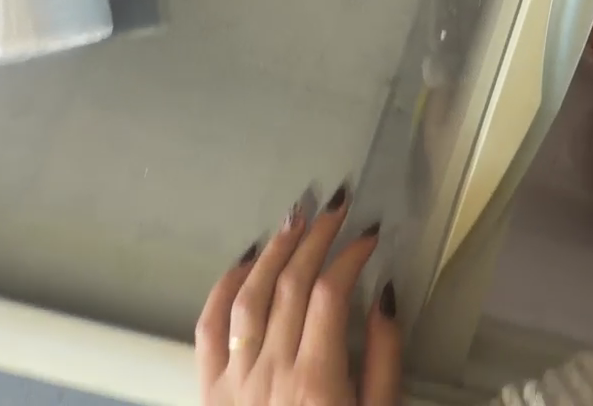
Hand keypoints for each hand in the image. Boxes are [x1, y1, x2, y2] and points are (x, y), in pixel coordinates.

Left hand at [195, 187, 401, 405]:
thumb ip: (384, 357)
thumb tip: (384, 294)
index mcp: (316, 381)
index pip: (329, 293)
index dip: (351, 254)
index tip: (370, 234)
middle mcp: (270, 373)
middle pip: (289, 283)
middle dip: (316, 236)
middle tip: (337, 205)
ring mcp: (233, 382)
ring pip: (250, 296)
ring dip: (274, 250)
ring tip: (297, 218)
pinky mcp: (208, 392)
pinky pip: (209, 329)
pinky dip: (224, 288)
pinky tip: (244, 261)